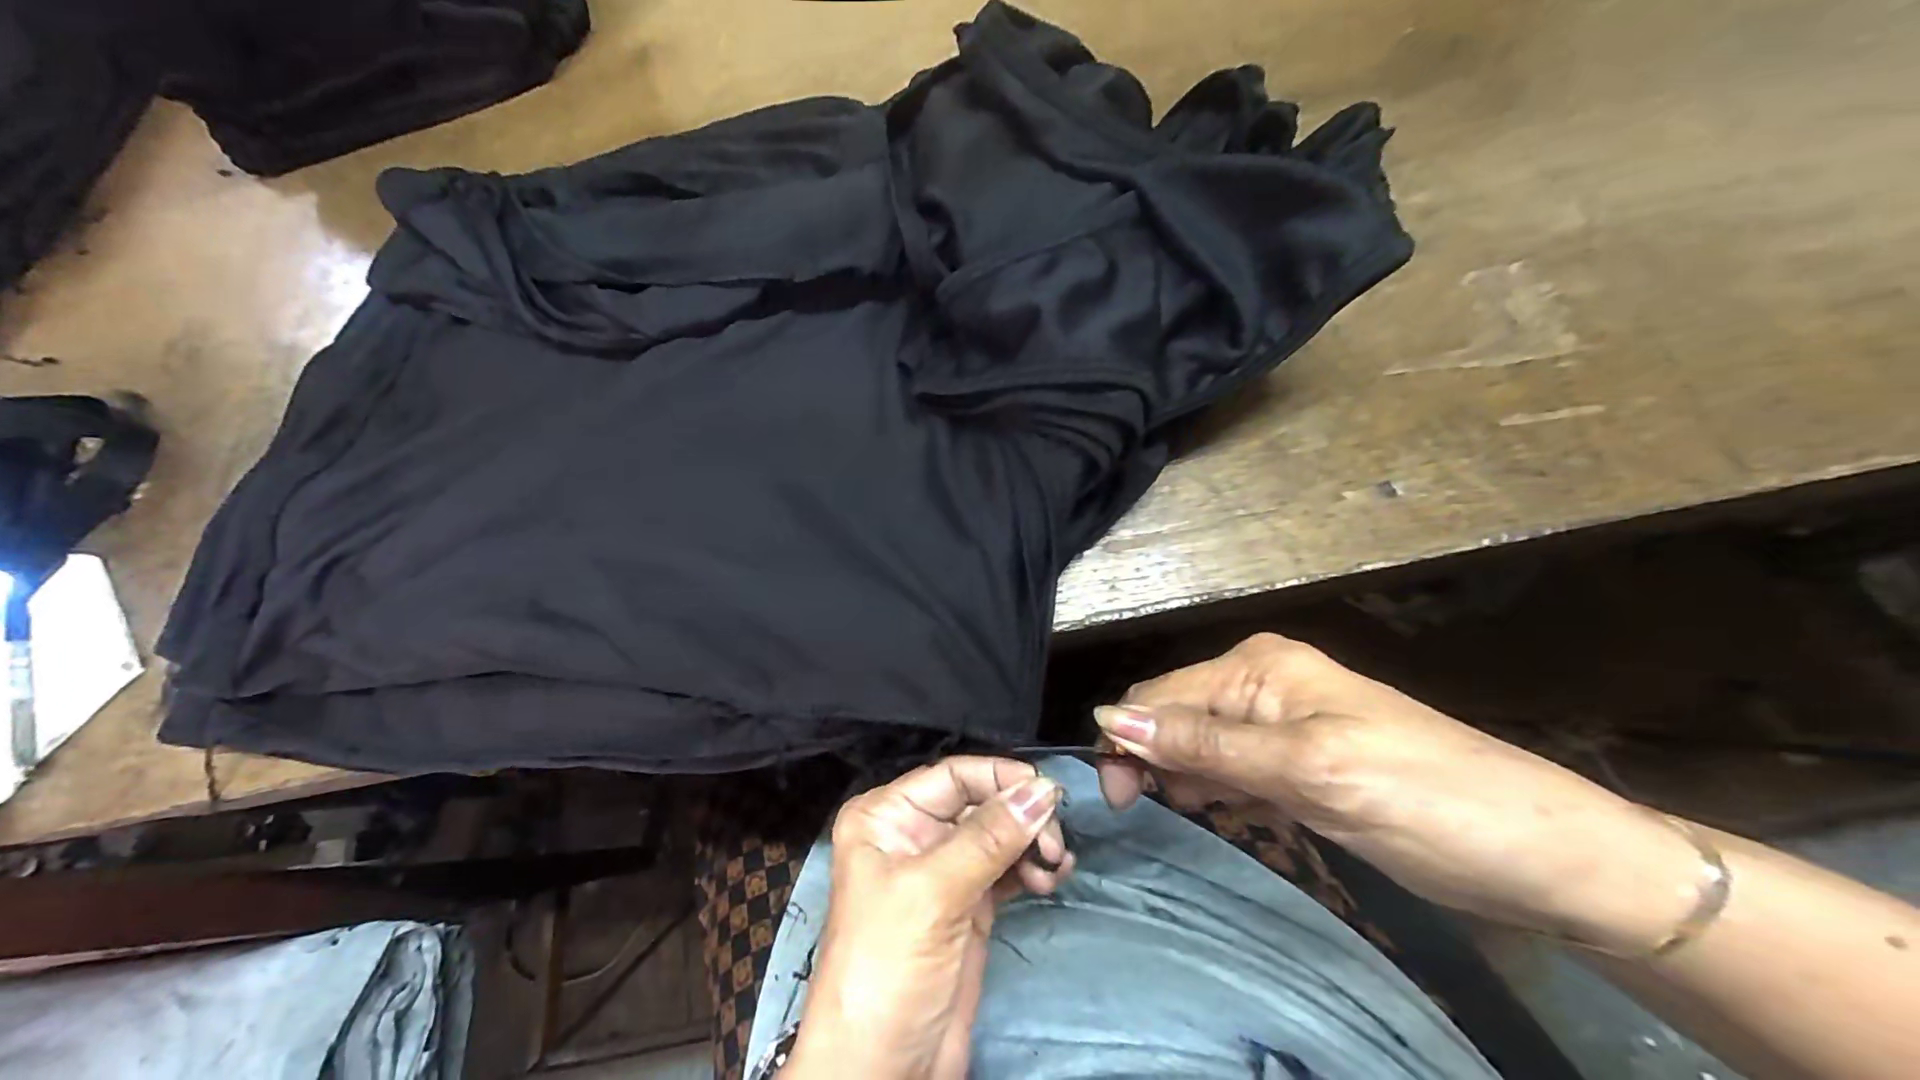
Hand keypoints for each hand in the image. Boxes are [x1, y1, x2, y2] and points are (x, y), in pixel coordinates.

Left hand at [782, 757, 1070, 1079]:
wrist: (880, 1069)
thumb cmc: (888, 966)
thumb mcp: (934, 893)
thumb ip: (990, 838)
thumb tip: (1043, 789)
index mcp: (886, 817)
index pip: (951, 776)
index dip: (1000, 777)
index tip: (1047, 791)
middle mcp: (913, 835)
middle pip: (980, 803)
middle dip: (1021, 816)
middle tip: (1055, 841)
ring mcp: (943, 871)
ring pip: (1000, 835)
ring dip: (1033, 843)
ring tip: (1055, 866)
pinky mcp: (969, 904)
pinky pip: (1008, 869)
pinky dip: (1033, 867)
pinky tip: (1052, 878)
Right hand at [1094, 633, 1703, 955]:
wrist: (1546, 856)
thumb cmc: (1425, 800)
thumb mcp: (1307, 770)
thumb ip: (1205, 745)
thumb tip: (1111, 720)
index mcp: (1258, 667)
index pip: (1161, 696)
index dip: (1129, 742)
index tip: (1120, 802)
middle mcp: (1261, 684)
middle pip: (1175, 717)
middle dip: (1154, 761)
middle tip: (1156, 816)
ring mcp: (1282, 723)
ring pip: (1198, 745)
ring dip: (1184, 779)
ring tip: (1201, 816)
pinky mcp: (1299, 762)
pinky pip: (1231, 768)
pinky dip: (1217, 790)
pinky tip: (1225, 811)